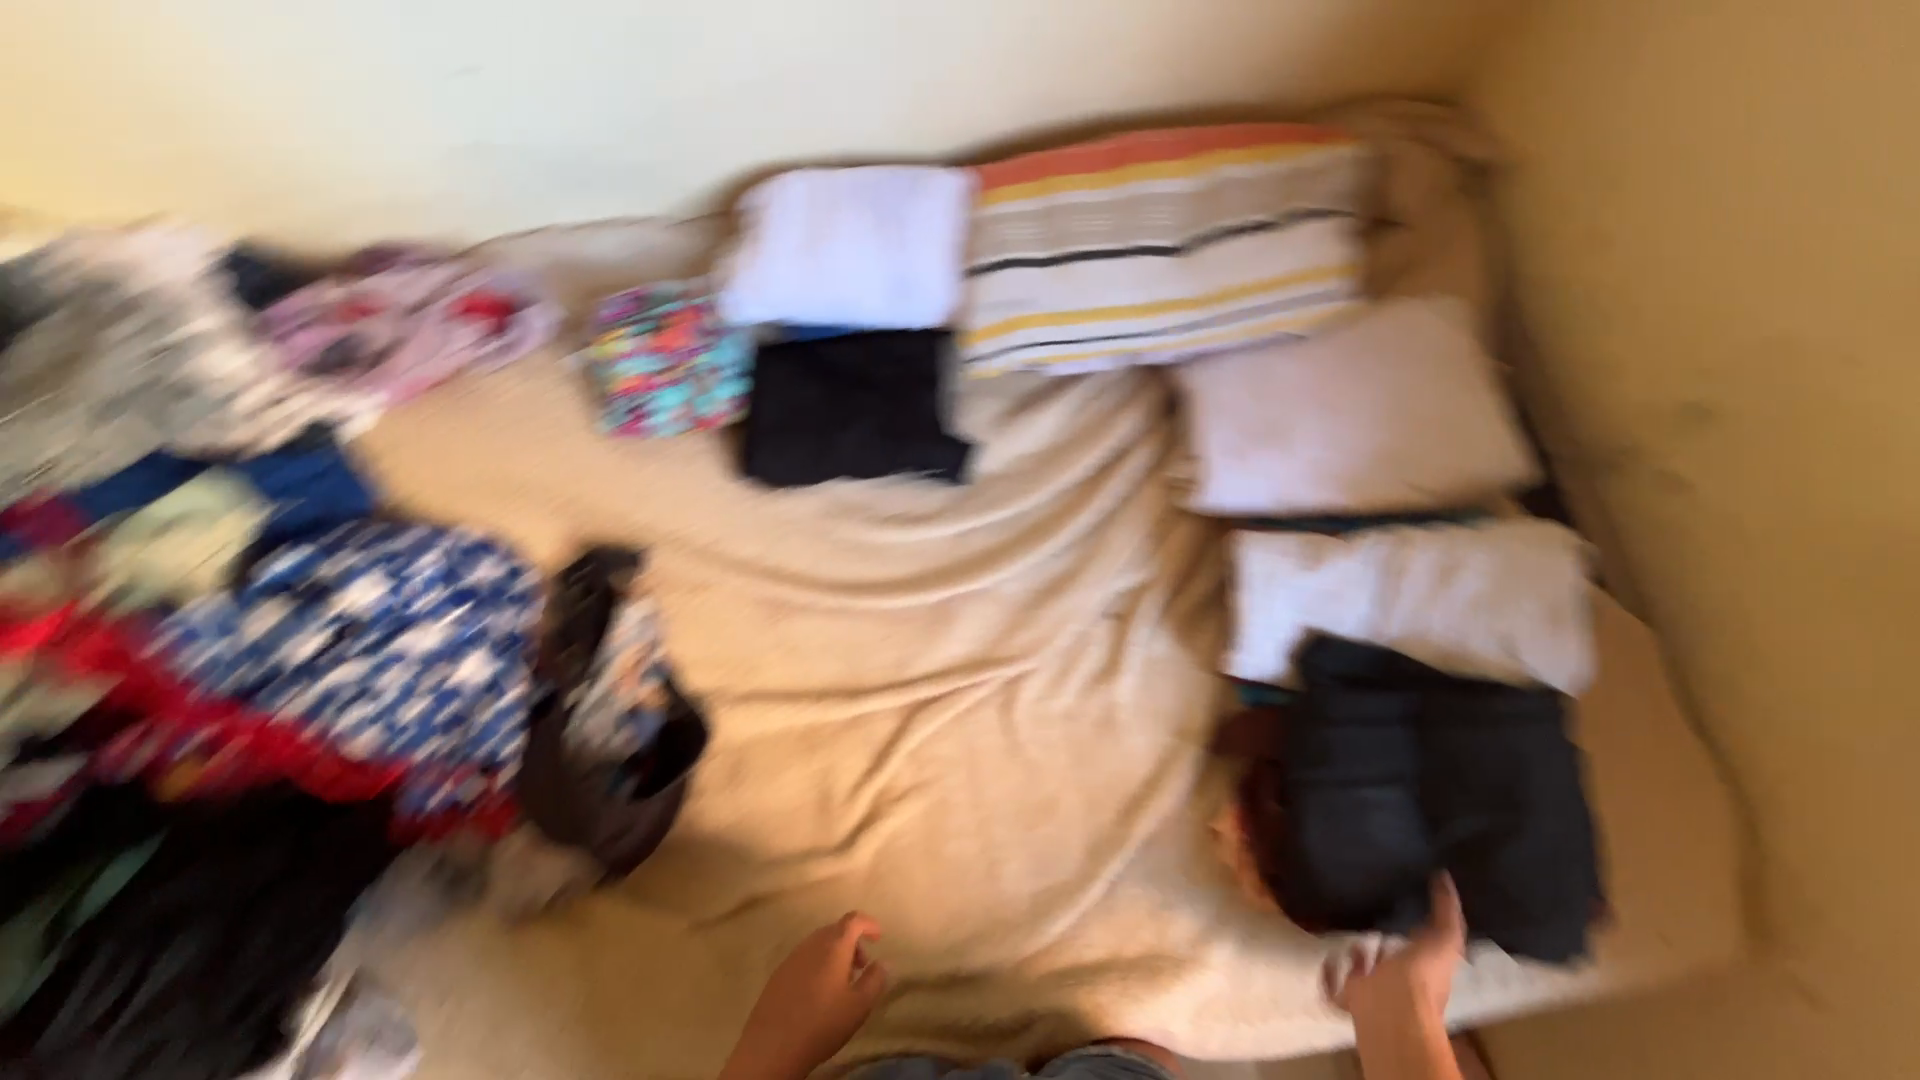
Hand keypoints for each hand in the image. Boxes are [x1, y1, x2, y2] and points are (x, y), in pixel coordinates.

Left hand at [720, 913, 890, 1079]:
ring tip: (841, 981)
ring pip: (818, 944)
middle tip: (861, 966)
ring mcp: (792, 958)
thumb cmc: (822, 1023)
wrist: (773, 1046)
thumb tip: (882, 962)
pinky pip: (804, 958)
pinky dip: (817, 963)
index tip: (879, 936)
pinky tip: (818, 991)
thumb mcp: (859, 1006)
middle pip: (836, 930)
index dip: (869, 924)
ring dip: (834, 954)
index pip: (854, 920)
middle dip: (852, 942)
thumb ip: (875, 980)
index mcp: (834, 946)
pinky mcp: (778, 974)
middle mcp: (812, 944)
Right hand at [1326, 874, 1466, 1029]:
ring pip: (1363, 971)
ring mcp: (1373, 989)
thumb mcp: (1444, 938)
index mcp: (1425, 968)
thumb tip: (1443, 875)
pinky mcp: (1349, 996)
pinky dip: (1330, 973)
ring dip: (1357, 957)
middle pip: (1392, 959)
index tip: (1406, 907)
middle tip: (1371, 916)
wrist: (1390, 1009)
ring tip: (1347, 932)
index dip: (1417, 930)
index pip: (1422, 945)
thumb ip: (1446, 910)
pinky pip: (1335, 983)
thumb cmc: (1420, 975)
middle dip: (1384, 943)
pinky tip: (1326, 955)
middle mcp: (1400, 980)